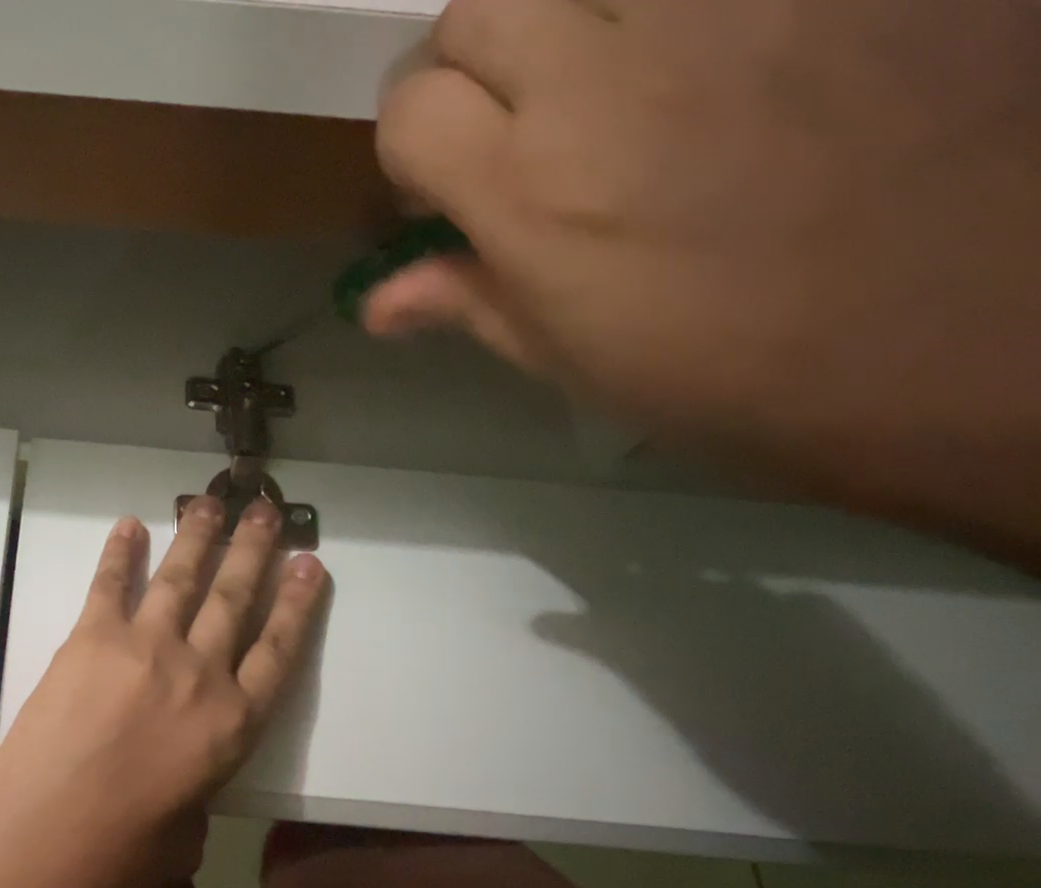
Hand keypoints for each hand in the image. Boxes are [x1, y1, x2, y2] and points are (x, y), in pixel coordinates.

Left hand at [0, 496, 326, 887]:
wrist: (44, 836)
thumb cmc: (122, 856)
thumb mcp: (190, 834)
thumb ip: (196, 787)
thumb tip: (182, 772)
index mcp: (234, 725)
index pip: (279, 650)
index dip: (299, 604)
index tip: (310, 562)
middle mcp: (199, 674)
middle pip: (235, 600)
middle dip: (253, 551)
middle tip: (265, 510)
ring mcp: (145, 649)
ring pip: (181, 580)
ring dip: (198, 537)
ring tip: (212, 502)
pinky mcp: (90, 639)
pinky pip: (110, 585)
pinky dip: (120, 552)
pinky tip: (130, 525)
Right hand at [368, 0, 1040, 560]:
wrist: (982, 342)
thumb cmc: (747, 379)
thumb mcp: (581, 361)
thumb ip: (470, 303)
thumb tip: (379, 302)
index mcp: (531, 192)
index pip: (408, 108)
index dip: (414, 145)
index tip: (444, 184)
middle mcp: (605, 79)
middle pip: (477, 9)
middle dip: (473, 65)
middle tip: (517, 120)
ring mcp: (727, 12)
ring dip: (571, 22)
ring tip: (615, 80)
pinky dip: (684, 21)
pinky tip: (718, 68)